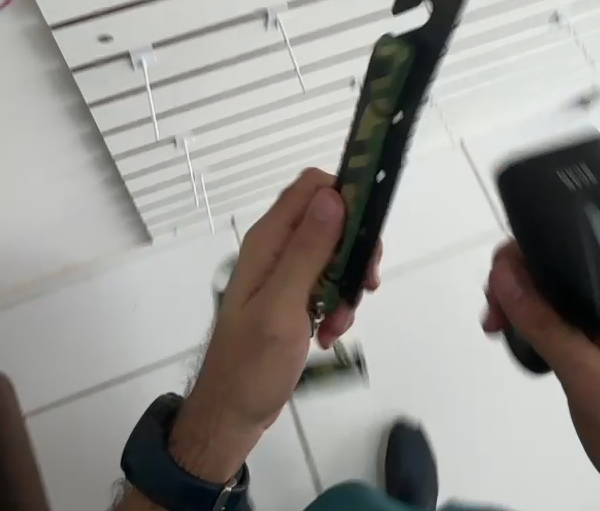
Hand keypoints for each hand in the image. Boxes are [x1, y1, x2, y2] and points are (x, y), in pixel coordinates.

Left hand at [171, 169, 381, 483]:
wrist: (231, 411)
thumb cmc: (252, 362)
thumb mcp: (283, 305)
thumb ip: (308, 250)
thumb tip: (333, 196)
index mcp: (269, 239)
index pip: (312, 187)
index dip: (346, 197)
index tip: (368, 231)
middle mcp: (276, 246)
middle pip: (330, 219)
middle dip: (354, 250)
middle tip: (364, 285)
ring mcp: (283, 270)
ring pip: (333, 253)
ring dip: (346, 284)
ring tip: (339, 321)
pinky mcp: (292, 294)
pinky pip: (326, 282)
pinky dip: (336, 304)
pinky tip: (328, 332)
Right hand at [483, 243, 599, 510]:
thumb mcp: (591, 383)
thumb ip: (547, 327)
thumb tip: (506, 279)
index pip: (572, 249)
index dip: (526, 258)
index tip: (500, 285)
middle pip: (557, 266)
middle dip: (516, 281)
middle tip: (495, 312)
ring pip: (554, 288)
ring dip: (519, 300)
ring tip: (499, 325)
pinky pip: (560, 311)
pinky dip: (532, 318)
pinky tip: (517, 334)